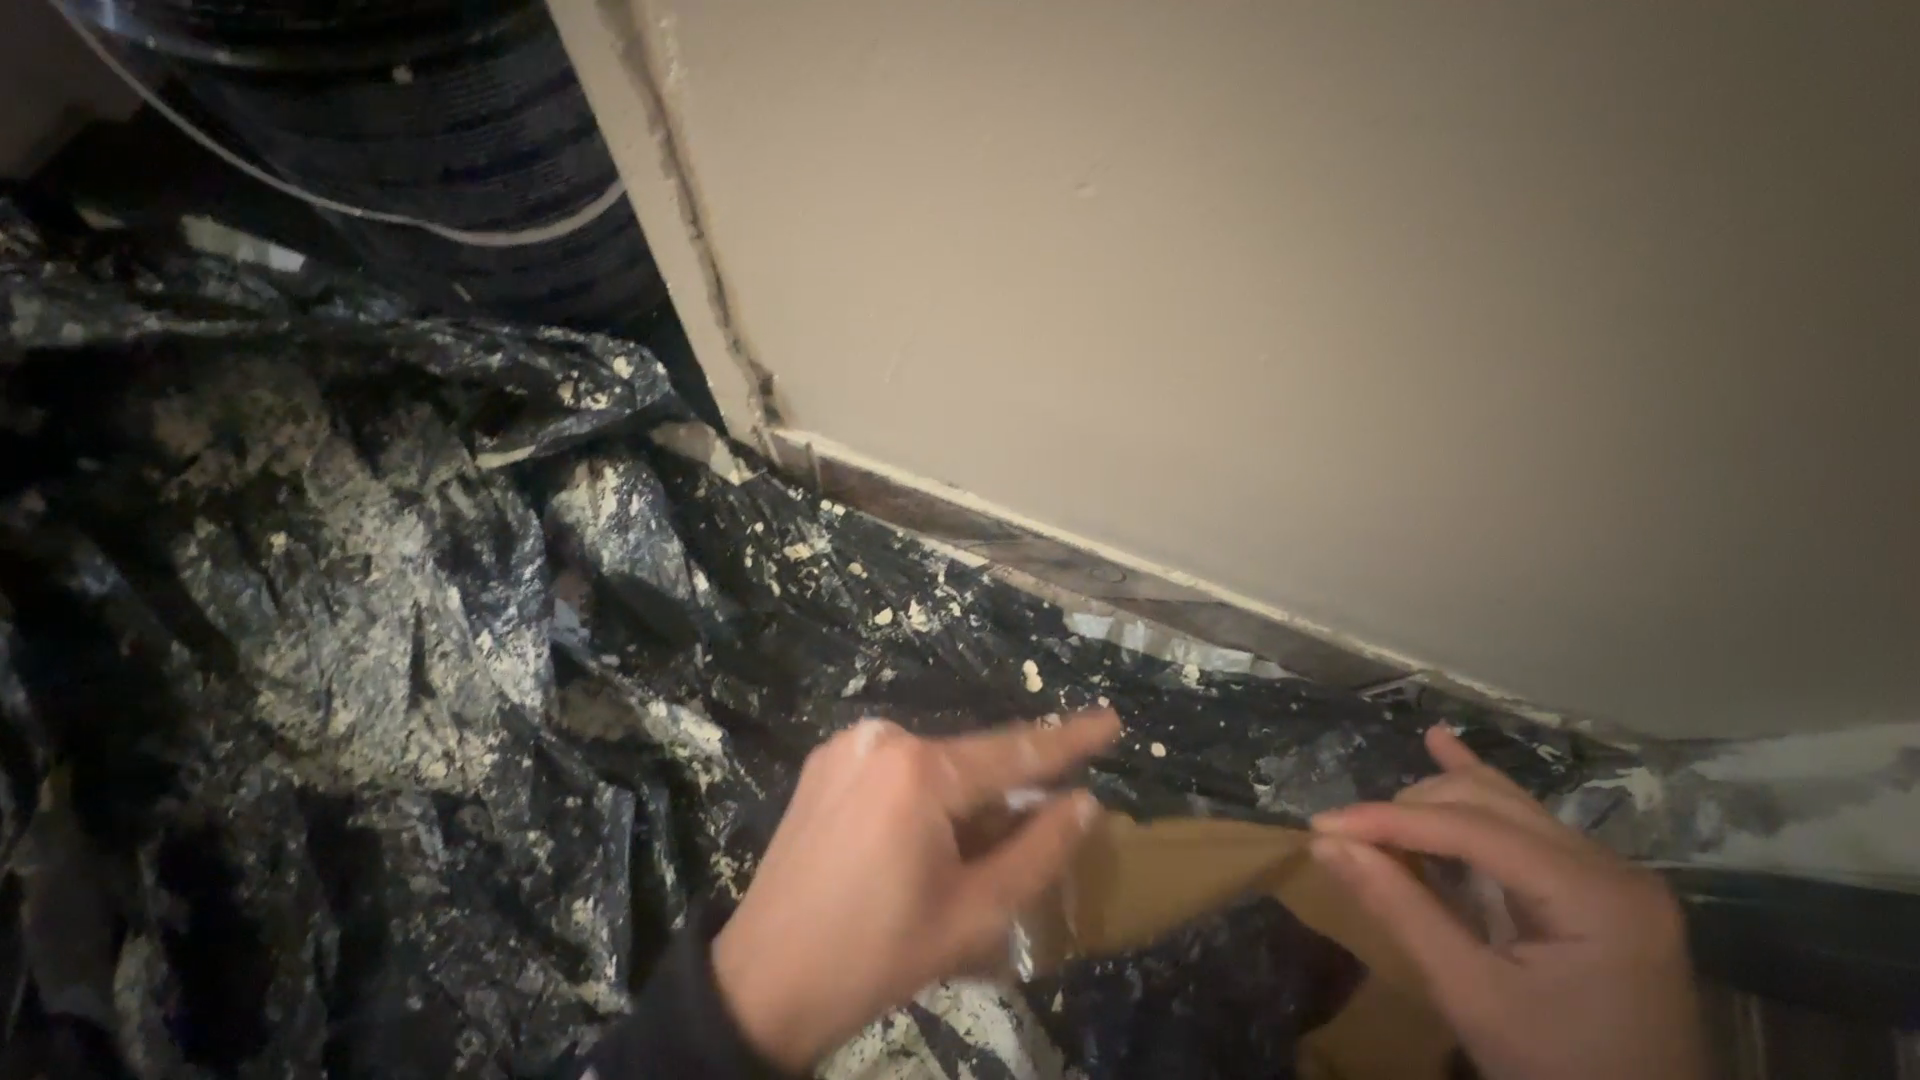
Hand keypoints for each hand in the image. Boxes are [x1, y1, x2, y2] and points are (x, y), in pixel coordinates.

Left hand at [711, 710, 1120, 1072]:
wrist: (765, 980)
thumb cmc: (877, 955)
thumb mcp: (974, 915)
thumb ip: (1039, 852)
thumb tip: (1085, 802)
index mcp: (919, 770)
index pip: (1014, 750)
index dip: (1069, 739)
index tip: (1113, 720)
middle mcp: (881, 738)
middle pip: (971, 761)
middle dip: (1006, 796)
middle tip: (1025, 841)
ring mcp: (846, 746)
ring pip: (934, 765)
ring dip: (963, 800)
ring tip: (961, 860)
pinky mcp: (824, 764)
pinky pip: (896, 769)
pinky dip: (923, 796)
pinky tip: (916, 845)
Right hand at [1311, 727, 1707, 1079]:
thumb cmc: (1557, 1070)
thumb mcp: (1471, 996)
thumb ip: (1400, 910)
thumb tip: (1326, 845)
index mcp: (1596, 896)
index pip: (1473, 829)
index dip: (1389, 820)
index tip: (1321, 825)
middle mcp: (1612, 867)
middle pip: (1489, 805)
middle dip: (1409, 812)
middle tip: (1345, 838)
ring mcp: (1610, 873)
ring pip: (1504, 805)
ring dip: (1432, 804)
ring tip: (1371, 819)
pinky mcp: (1597, 885)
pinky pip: (1525, 824)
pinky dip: (1476, 789)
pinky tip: (1440, 741)